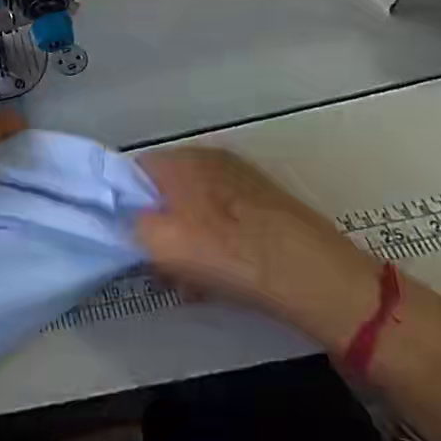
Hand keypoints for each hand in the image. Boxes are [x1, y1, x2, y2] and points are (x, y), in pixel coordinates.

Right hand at [137, 148, 381, 351]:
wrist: (322, 282)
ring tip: (189, 277)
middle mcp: (209, 159)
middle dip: (154, 226)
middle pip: (162, 191)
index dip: (119, 204)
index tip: (121, 236)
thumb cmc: (230, 255)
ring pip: (193, 208)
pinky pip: (223, 220)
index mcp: (179, 159)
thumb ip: (125, 224)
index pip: (128, 172)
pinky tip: (222, 275)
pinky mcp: (268, 205)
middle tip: (155, 262)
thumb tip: (122, 219)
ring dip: (184, 240)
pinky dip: (214, 244)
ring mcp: (243, 179)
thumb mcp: (156, 242)